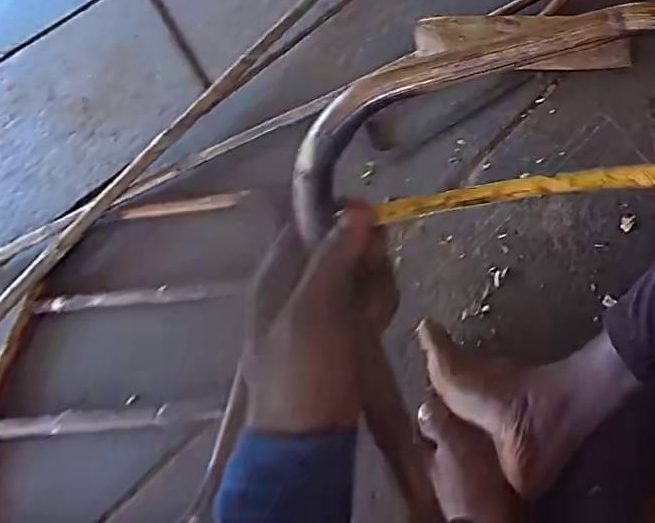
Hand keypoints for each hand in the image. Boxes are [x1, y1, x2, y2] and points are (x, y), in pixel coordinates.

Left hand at [244, 203, 398, 432]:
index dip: (342, 218)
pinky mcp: (343, 328)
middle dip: (365, 260)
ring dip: (375, 287)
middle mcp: (299, 284)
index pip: (311, 222)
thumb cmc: (303, 374)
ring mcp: (322, 307)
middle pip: (343, 244)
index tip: (370, 226)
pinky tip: (376, 325)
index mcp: (277, 274)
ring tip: (372, 317)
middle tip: (371, 282)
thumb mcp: (315, 311)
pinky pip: (367, 298)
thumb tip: (357, 206)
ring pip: (361, 270)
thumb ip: (334, 257)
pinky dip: (377, 307)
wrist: (310, 448)